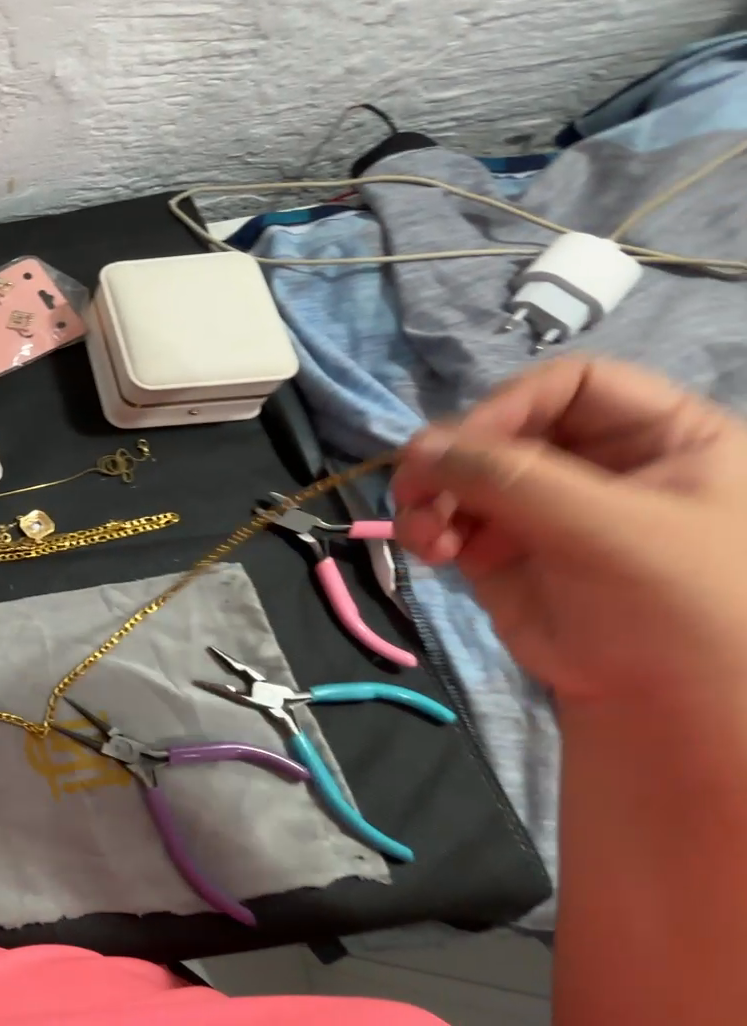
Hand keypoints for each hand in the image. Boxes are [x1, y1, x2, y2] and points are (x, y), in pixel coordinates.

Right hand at [392, 355, 746, 704]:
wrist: (669, 708)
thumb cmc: (679, 606)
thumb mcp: (609, 527)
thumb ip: (510, 476)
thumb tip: (412, 448)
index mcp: (663, 439)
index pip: (573, 384)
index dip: (512, 405)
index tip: (467, 447)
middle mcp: (599, 464)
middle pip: (501, 428)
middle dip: (453, 462)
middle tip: (416, 490)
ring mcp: (545, 507)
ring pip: (460, 473)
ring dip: (428, 498)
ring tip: (424, 537)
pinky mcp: (502, 546)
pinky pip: (445, 515)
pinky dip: (425, 528)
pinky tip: (430, 552)